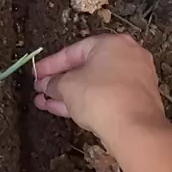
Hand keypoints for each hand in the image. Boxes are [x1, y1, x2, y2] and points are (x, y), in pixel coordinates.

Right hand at [32, 35, 169, 139]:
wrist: (134, 128)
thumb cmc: (101, 97)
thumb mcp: (67, 86)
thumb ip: (53, 83)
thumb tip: (46, 84)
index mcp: (111, 43)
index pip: (73, 51)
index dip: (50, 64)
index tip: (36, 74)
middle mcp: (126, 56)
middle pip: (85, 68)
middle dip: (59, 81)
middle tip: (41, 89)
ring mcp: (134, 78)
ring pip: (93, 84)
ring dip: (68, 94)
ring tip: (45, 102)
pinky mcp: (136, 99)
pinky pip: (104, 95)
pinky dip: (85, 100)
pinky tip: (62, 109)